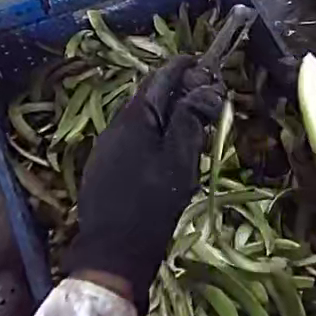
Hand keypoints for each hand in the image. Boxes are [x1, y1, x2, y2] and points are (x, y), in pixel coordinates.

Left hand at [64, 55, 224, 307]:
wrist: (114, 252)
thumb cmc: (153, 202)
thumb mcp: (180, 159)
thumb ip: (191, 119)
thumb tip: (206, 89)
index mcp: (135, 118)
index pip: (161, 78)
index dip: (185, 67)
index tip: (206, 64)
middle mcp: (117, 125)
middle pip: (151, 96)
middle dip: (181, 90)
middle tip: (209, 98)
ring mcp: (108, 146)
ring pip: (144, 118)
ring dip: (170, 113)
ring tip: (197, 125)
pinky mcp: (106, 166)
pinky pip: (136, 137)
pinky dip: (158, 132)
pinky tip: (172, 150)